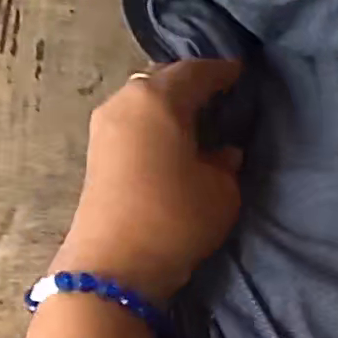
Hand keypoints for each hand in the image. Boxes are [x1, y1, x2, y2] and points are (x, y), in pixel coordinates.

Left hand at [52, 60, 244, 301]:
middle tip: (219, 101)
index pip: (197, 72)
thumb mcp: (221, 193)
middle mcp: (126, 100)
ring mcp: (104, 126)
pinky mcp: (96, 154)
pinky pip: (134, 127)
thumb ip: (226, 165)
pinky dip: (154, 129)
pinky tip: (172, 147)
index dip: (223, 73)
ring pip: (145, 104)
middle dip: (192, 87)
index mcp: (159, 98)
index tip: (240, 76)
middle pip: (164, 82)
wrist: (116, 266)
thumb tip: (224, 152)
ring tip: (197, 127)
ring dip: (170, 111)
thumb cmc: (176, 219)